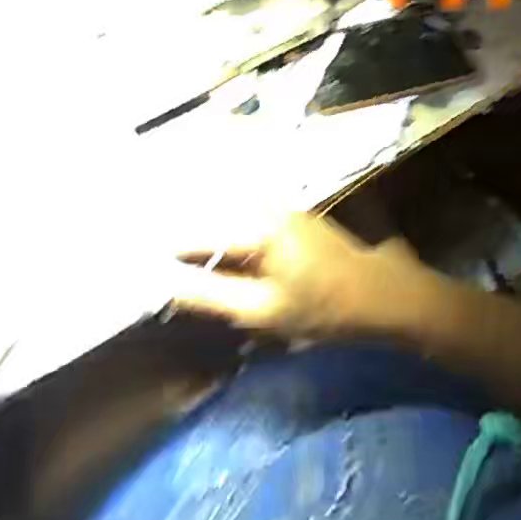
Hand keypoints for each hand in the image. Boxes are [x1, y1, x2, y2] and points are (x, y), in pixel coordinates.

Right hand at [171, 214, 443, 338]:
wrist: (379, 293)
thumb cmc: (321, 309)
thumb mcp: (262, 311)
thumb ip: (212, 296)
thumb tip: (169, 284)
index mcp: (259, 229)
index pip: (201, 233)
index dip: (171, 244)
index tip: (142, 251)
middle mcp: (268, 208)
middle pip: (215, 212)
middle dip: (185, 225)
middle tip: (154, 239)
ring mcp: (283, 208)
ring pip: (232, 209)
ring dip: (207, 221)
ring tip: (180, 240)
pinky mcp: (293, 215)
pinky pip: (249, 211)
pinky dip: (229, 223)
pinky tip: (221, 241)